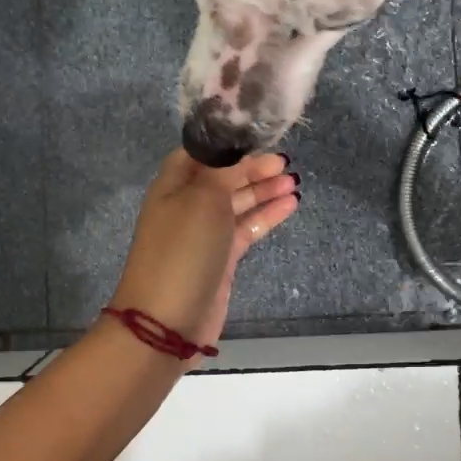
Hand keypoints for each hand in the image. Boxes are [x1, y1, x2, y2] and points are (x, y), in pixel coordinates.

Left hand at [107, 150, 299, 353]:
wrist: (167, 321)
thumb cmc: (182, 251)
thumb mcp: (202, 199)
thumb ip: (222, 171)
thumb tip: (236, 149)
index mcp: (173, 185)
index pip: (201, 153)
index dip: (229, 145)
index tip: (261, 138)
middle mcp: (187, 205)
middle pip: (223, 177)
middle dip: (252, 168)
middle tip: (285, 162)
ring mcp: (204, 234)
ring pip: (238, 203)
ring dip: (264, 191)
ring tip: (293, 181)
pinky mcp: (221, 259)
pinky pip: (246, 228)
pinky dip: (267, 215)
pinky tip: (290, 204)